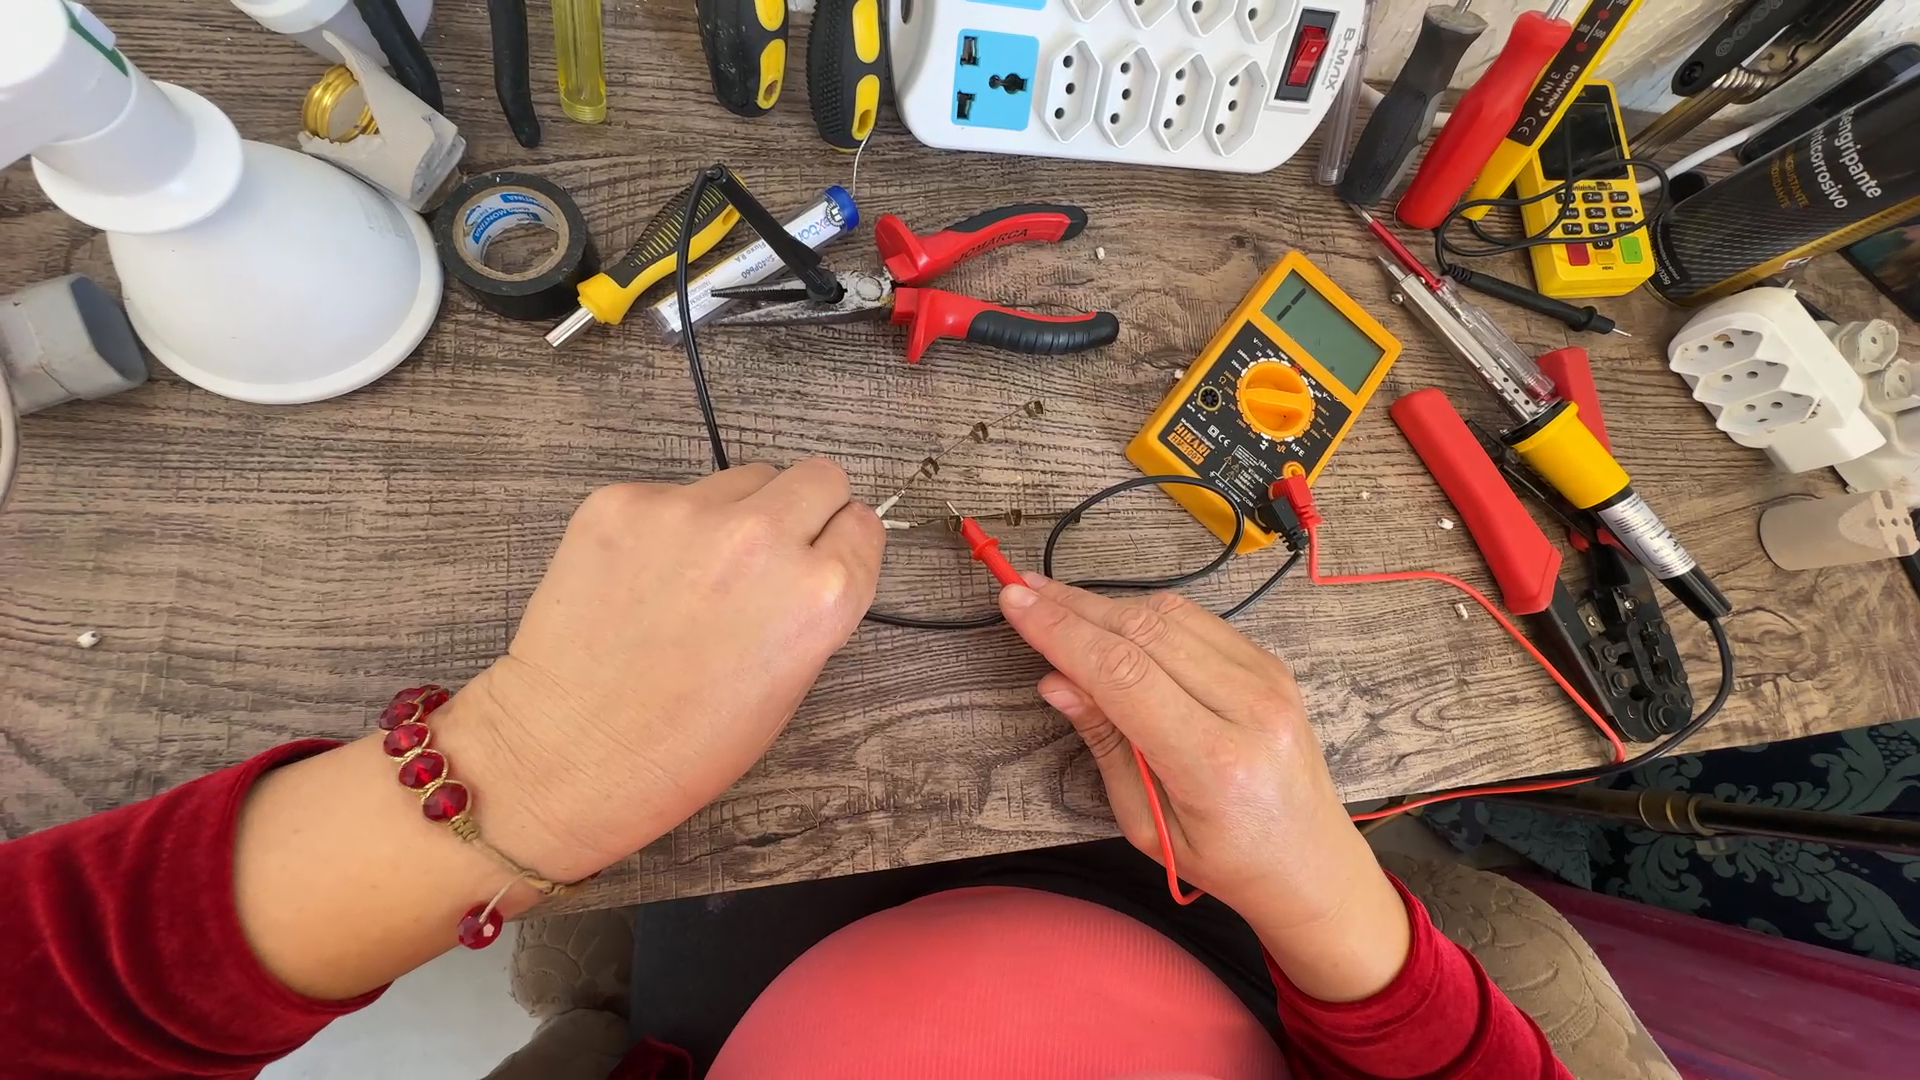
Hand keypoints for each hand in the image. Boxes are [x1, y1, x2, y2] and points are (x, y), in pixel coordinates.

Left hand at [442, 460, 884, 881]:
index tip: (821, 559)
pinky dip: (674, 523)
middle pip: (821, 476)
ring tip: (700, 570)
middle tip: (773, 551)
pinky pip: (678, 491)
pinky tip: (647, 574)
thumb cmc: (690, 743)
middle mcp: (765, 538)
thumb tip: (816, 553)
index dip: (842, 545)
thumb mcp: (792, 680)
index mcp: (821, 593)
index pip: (863, 524)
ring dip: (741, 512)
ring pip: (748, 477)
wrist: (566, 756)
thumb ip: (817, 604)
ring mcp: (690, 512)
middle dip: (808, 508)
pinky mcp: (623, 501)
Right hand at [998, 576, 1410, 1001]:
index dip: (1061, 631)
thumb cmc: (1223, 859)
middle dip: (1072, 605)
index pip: (1122, 673)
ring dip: (1103, 604)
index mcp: (1214, 761)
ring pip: (1167, 614)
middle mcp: (1248, 706)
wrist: (1313, 864)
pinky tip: (1109, 617)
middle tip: (1023, 588)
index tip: (1015, 602)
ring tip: (1054, 600)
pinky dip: (1142, 612)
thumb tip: (1055, 680)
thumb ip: (1105, 741)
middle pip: (1142, 631)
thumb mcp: (1146, 822)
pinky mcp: (1270, 662)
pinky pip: (1194, 618)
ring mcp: (1267, 677)